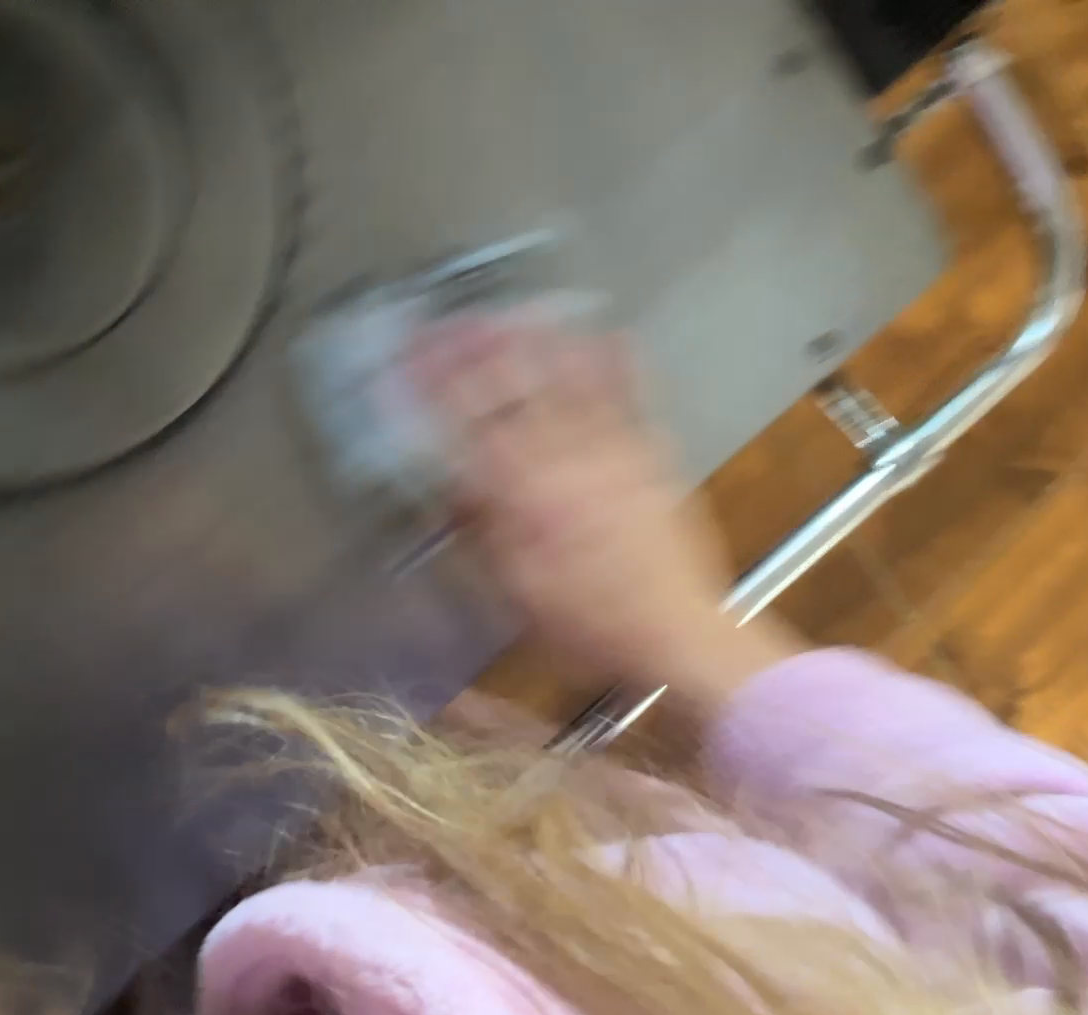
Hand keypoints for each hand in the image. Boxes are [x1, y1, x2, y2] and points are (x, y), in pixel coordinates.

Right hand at [413, 320, 801, 710]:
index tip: (413, 361)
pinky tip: (612, 334)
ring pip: (570, 384)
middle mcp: (565, 463)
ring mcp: (613, 453)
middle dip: (478, 351)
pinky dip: (622, 366)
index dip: (435, 389)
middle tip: (453, 320)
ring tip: (516, 309)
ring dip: (539, 343)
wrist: (674, 631)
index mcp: (524, 499)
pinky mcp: (653, 458)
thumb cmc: (587, 623)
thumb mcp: (515, 591)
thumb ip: (481, 532)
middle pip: (514, 393)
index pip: (467, 429)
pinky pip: (636, 401)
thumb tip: (451, 487)